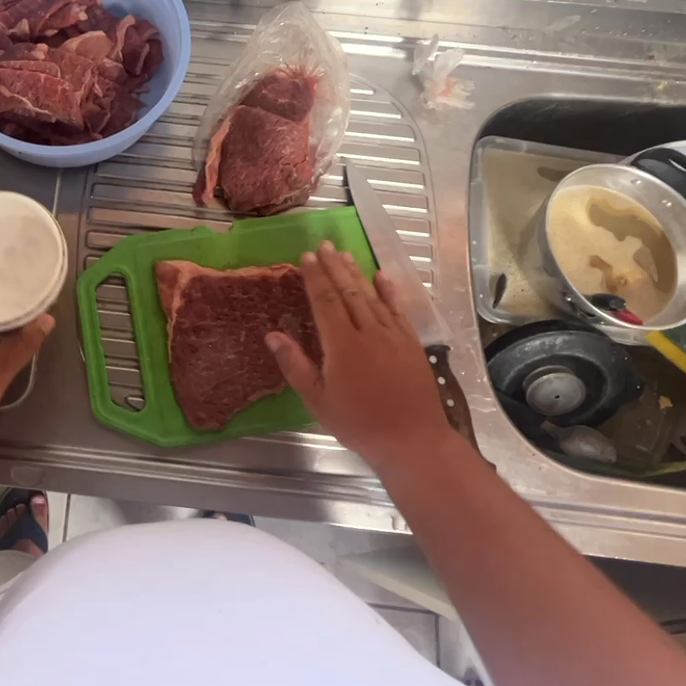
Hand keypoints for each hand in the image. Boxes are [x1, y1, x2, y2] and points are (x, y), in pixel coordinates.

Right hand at [266, 240, 452, 466]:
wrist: (413, 440)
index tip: (307, 257)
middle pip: (348, 291)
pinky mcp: (411, 343)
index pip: (326, 301)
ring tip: (344, 254)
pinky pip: (397, 310)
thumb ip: (295, 365)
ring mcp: (393, 336)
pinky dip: (388, 291)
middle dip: (334, 267)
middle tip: (324, 245)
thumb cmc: (359, 424)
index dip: (315, 277)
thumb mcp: (317, 400)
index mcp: (343, 344)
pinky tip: (381, 277)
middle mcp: (369, 332)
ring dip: (356, 273)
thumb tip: (272, 335)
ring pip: (371, 296)